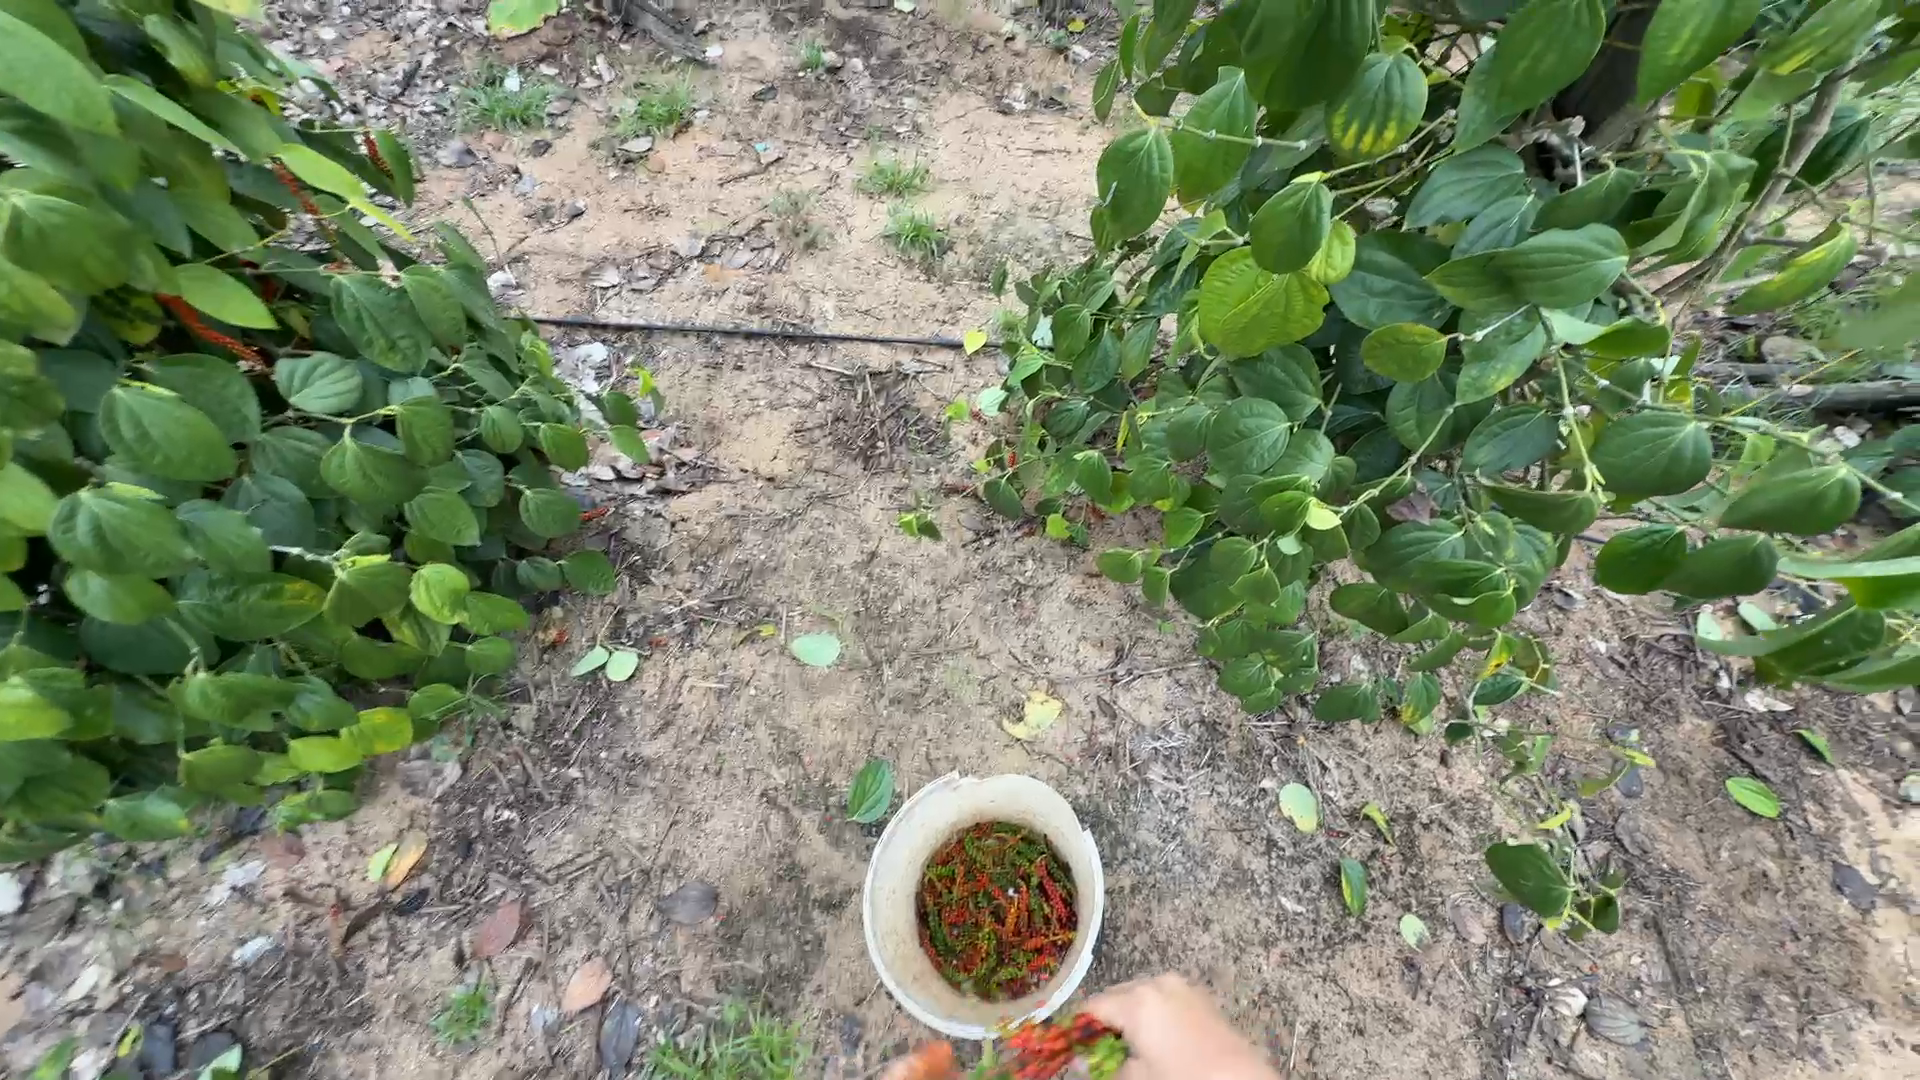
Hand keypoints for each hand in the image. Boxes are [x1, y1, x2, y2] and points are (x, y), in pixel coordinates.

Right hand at [1084, 974, 1282, 1079]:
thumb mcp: (1139, 1079)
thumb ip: (1107, 1068)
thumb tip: (1081, 1066)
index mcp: (1136, 1000)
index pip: (1094, 1005)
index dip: (1081, 1025)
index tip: (1073, 1044)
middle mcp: (1155, 983)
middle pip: (1117, 995)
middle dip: (1107, 1019)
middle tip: (1102, 1049)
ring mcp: (1181, 986)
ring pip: (1142, 995)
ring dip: (1131, 1015)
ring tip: (1133, 1046)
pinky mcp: (1200, 996)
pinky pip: (1165, 999)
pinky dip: (1155, 1014)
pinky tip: (1160, 1040)